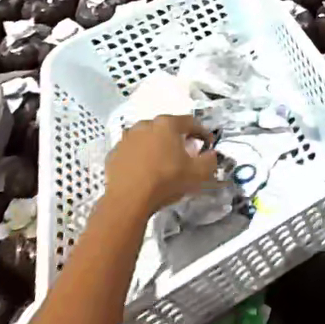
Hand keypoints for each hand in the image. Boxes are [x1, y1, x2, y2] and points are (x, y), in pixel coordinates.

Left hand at [103, 110, 217, 219]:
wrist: (128, 201)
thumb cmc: (166, 180)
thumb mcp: (199, 173)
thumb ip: (211, 160)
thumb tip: (211, 154)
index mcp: (167, 124)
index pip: (191, 122)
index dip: (202, 133)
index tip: (208, 144)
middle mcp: (145, 125)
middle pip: (167, 128)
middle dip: (178, 138)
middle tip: (185, 153)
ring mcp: (126, 139)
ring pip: (147, 138)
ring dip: (156, 146)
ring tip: (162, 162)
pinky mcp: (113, 154)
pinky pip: (132, 151)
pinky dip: (139, 157)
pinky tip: (144, 171)